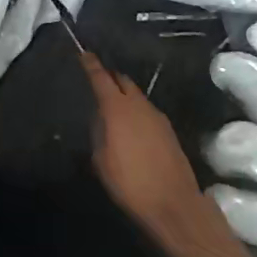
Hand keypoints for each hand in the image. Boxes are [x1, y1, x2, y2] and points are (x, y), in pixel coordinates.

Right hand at [81, 50, 209, 235]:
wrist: (173, 203)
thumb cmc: (130, 183)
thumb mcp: (102, 161)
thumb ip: (99, 133)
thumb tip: (100, 119)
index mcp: (117, 108)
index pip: (101, 78)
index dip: (91, 64)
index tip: (84, 53)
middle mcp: (138, 104)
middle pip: (122, 80)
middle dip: (110, 77)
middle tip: (99, 81)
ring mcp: (156, 114)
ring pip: (137, 95)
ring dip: (125, 95)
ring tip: (114, 107)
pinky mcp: (168, 128)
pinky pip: (147, 110)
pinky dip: (137, 110)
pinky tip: (132, 127)